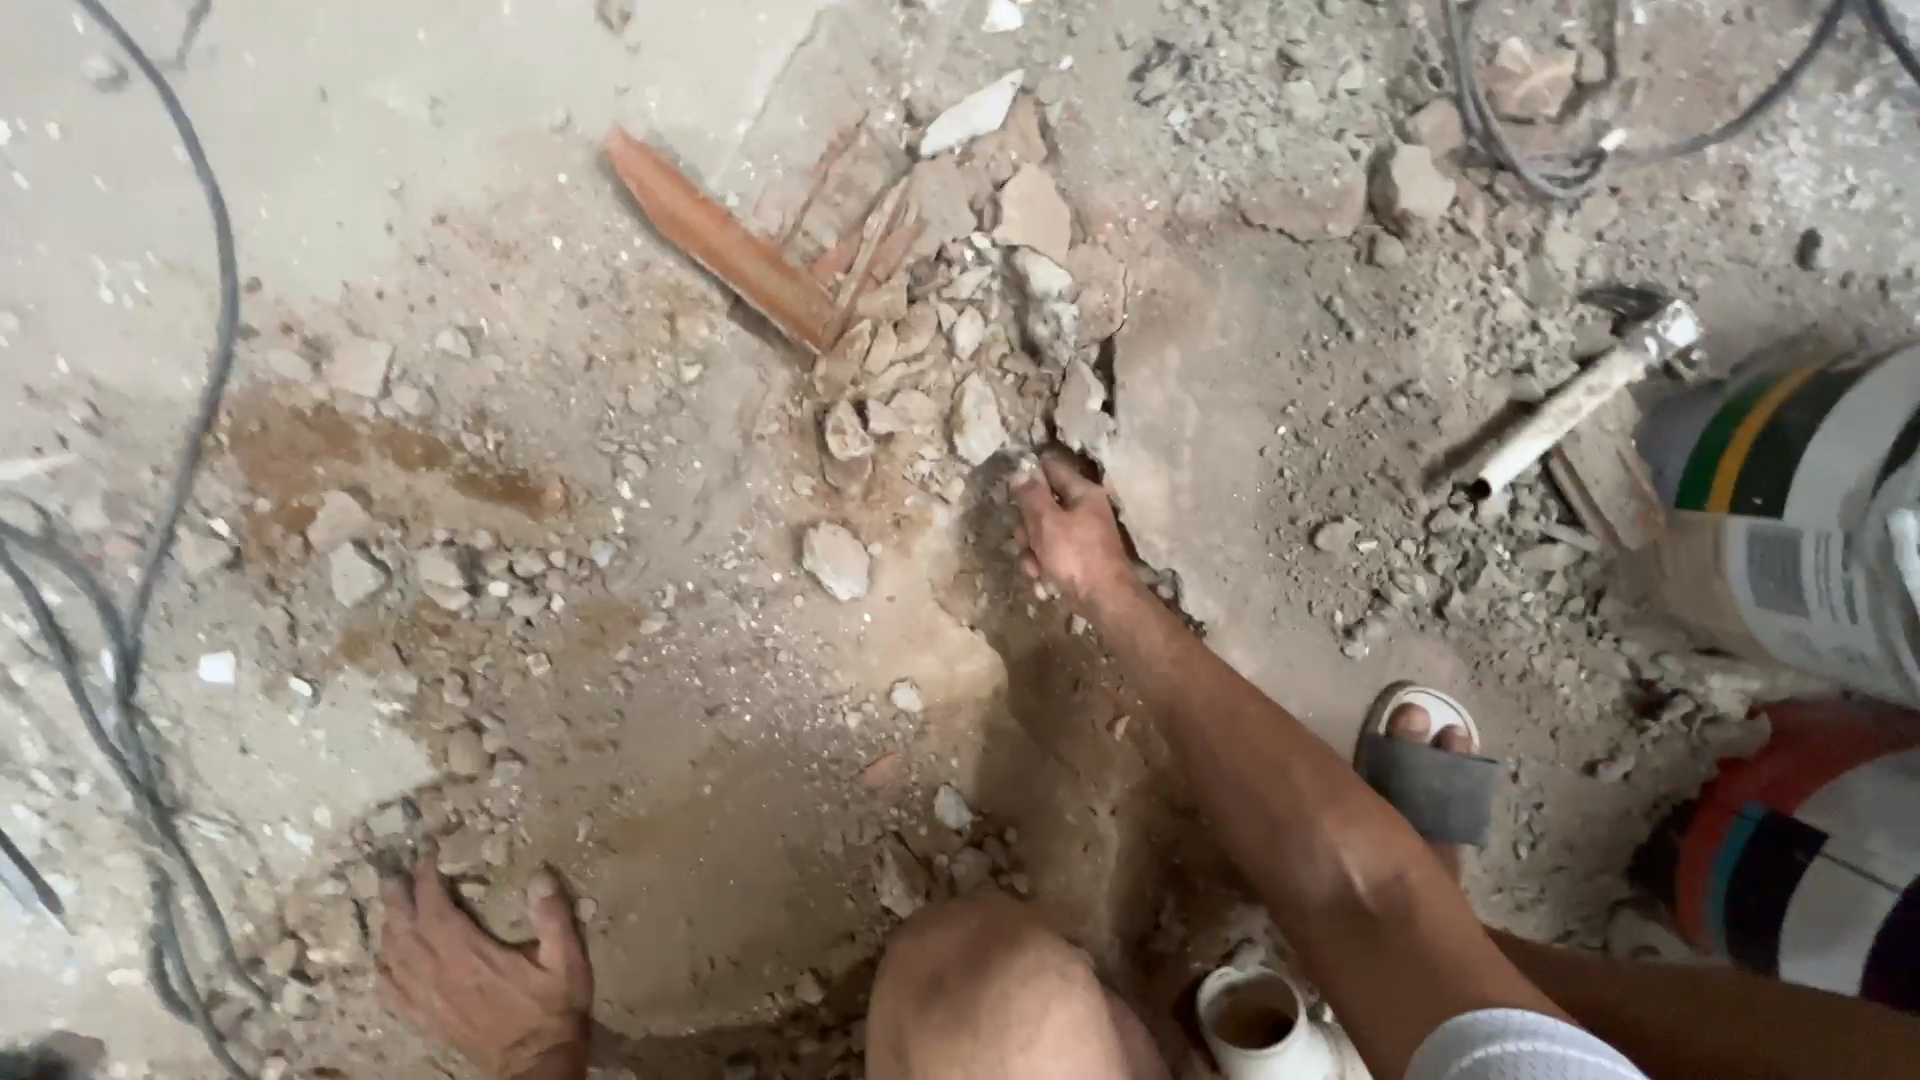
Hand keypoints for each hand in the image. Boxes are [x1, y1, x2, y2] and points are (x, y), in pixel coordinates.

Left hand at [378, 852, 592, 1079]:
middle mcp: (441, 977)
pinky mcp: (428, 1019)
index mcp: (471, 957)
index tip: (428, 856)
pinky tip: (384, 960)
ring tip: (387, 906)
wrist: (537, 1061)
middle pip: (405, 932)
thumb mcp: (567, 957)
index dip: (427, 882)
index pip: (436, 912)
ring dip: (387, 929)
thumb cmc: (554, 1006)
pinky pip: (393, 993)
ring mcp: (430, 1001)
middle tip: (392, 873)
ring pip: (394, 960)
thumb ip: (553, 917)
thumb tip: (540, 875)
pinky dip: (383, 970)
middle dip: (397, 900)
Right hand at [1010, 451, 1138, 615]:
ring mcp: (1080, 537)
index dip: (1030, 474)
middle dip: (1027, 529)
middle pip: (1042, 507)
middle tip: (1026, 541)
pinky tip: (1041, 582)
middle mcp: (1083, 511)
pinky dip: (1042, 569)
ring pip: (1041, 536)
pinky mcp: (1076, 560)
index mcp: (1082, 494)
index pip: (1052, 469)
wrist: (1103, 598)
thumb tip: (1020, 473)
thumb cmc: (1075, 554)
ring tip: (1035, 569)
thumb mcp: (1047, 521)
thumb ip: (1031, 495)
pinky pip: (1049, 556)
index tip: (1010, 486)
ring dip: (1031, 554)